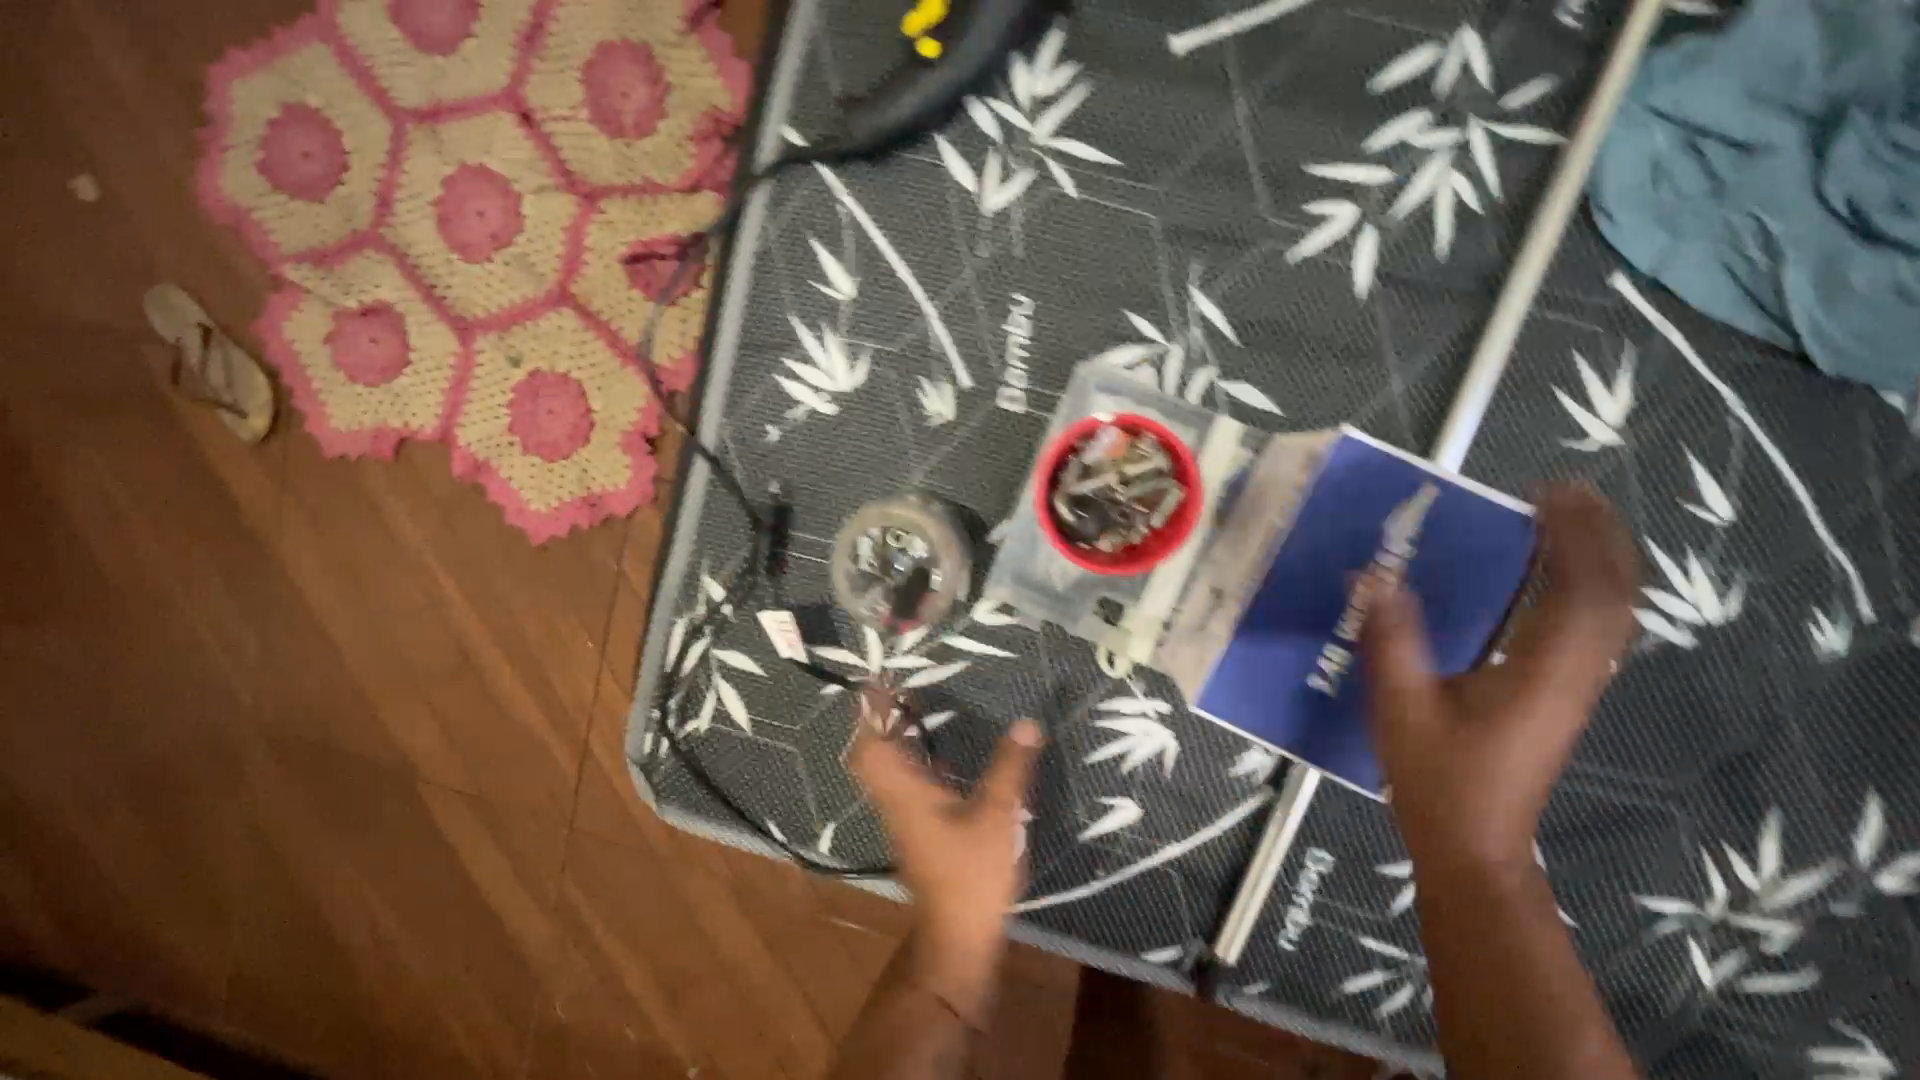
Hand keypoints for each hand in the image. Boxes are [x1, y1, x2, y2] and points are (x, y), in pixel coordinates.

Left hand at [849, 687, 1043, 1020]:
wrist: (957, 934)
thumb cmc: (972, 873)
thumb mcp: (998, 815)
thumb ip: (1009, 768)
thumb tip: (1026, 724)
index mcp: (905, 791)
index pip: (872, 744)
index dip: (872, 711)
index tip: (879, 679)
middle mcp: (896, 801)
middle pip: (871, 755)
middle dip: (879, 721)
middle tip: (896, 691)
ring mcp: (903, 818)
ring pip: (886, 771)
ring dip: (893, 739)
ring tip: (912, 710)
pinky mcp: (916, 832)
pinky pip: (902, 785)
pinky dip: (911, 762)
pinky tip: (937, 757)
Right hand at [1362, 485, 1638, 873]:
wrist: (1473, 843)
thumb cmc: (1437, 779)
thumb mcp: (1400, 708)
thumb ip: (1390, 640)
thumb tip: (1374, 574)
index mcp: (1542, 671)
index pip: (1580, 590)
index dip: (1572, 536)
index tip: (1543, 492)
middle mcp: (1574, 673)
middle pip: (1613, 593)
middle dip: (1597, 535)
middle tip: (1561, 491)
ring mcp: (1575, 685)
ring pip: (1611, 610)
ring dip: (1595, 558)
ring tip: (1562, 518)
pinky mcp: (1562, 694)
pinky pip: (1591, 626)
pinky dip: (1583, 587)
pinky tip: (1551, 574)